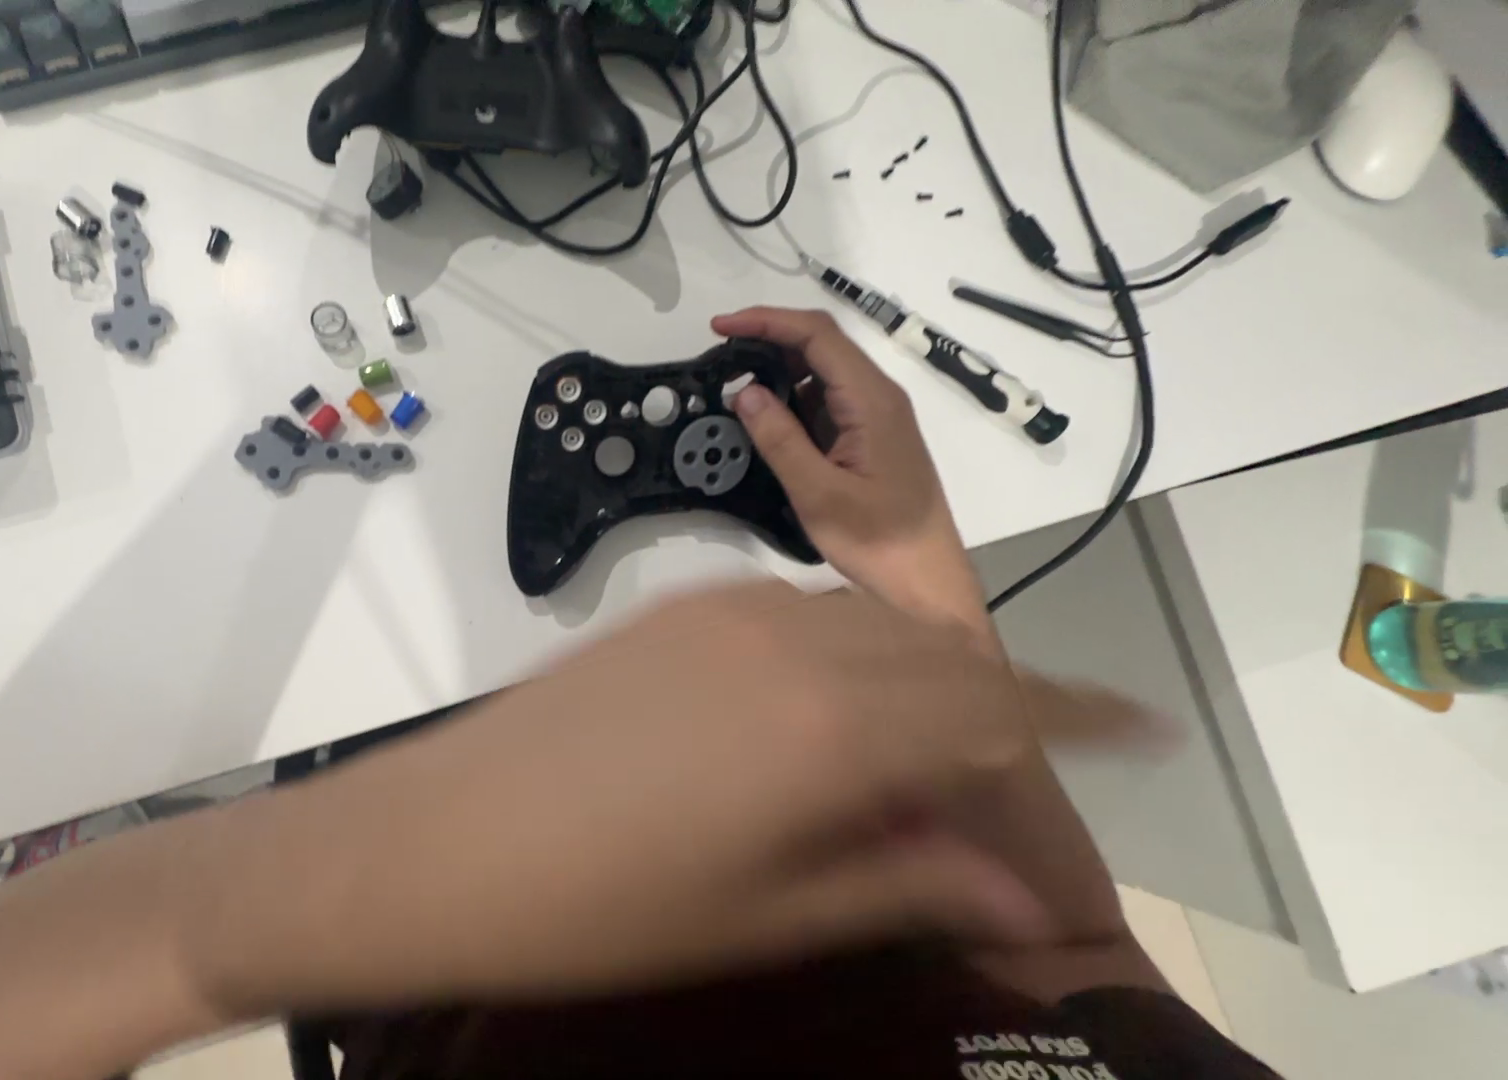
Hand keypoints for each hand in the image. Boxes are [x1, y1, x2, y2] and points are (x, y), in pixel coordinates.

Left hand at [199, 583, 1140, 1010]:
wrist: (447, 836)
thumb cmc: (607, 905)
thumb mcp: (770, 913)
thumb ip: (907, 877)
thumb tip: (1028, 895)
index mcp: (833, 721)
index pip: (997, 705)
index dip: (1077, 716)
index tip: (1135, 726)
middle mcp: (792, 636)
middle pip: (934, 653)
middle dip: (991, 700)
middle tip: (1011, 763)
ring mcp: (724, 609)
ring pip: (864, 623)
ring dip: (910, 671)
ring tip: (916, 737)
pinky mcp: (673, 606)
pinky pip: (792, 610)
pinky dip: (835, 648)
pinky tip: (818, 702)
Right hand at [713, 307, 993, 649]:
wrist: (925, 579)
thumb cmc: (877, 540)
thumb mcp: (818, 492)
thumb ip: (780, 438)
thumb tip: (744, 391)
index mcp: (871, 400)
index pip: (817, 335)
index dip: (766, 321)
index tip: (720, 327)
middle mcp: (877, 397)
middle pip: (821, 345)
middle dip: (767, 341)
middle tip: (718, 358)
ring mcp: (875, 417)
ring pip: (822, 373)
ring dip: (777, 372)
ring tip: (732, 389)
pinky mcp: (869, 437)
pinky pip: (826, 402)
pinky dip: (791, 401)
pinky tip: (764, 420)